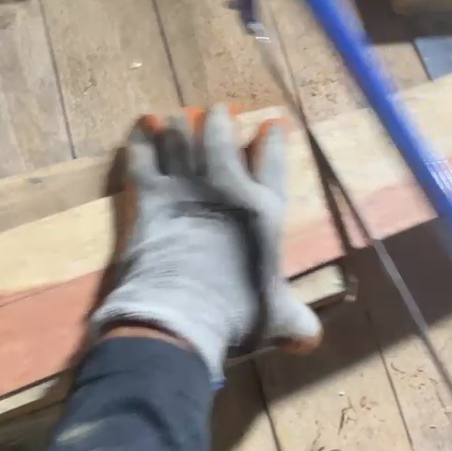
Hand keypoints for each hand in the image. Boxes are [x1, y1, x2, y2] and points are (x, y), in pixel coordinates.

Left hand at [91, 105, 321, 380]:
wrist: (184, 311)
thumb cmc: (236, 313)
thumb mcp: (276, 319)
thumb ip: (296, 322)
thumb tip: (311, 339)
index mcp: (264, 212)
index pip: (273, 165)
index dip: (272, 143)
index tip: (271, 126)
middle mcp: (227, 189)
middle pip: (222, 139)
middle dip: (219, 121)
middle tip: (215, 110)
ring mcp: (186, 188)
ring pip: (181, 141)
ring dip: (178, 126)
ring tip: (174, 116)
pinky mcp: (150, 196)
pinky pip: (143, 158)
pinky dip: (140, 141)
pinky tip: (140, 126)